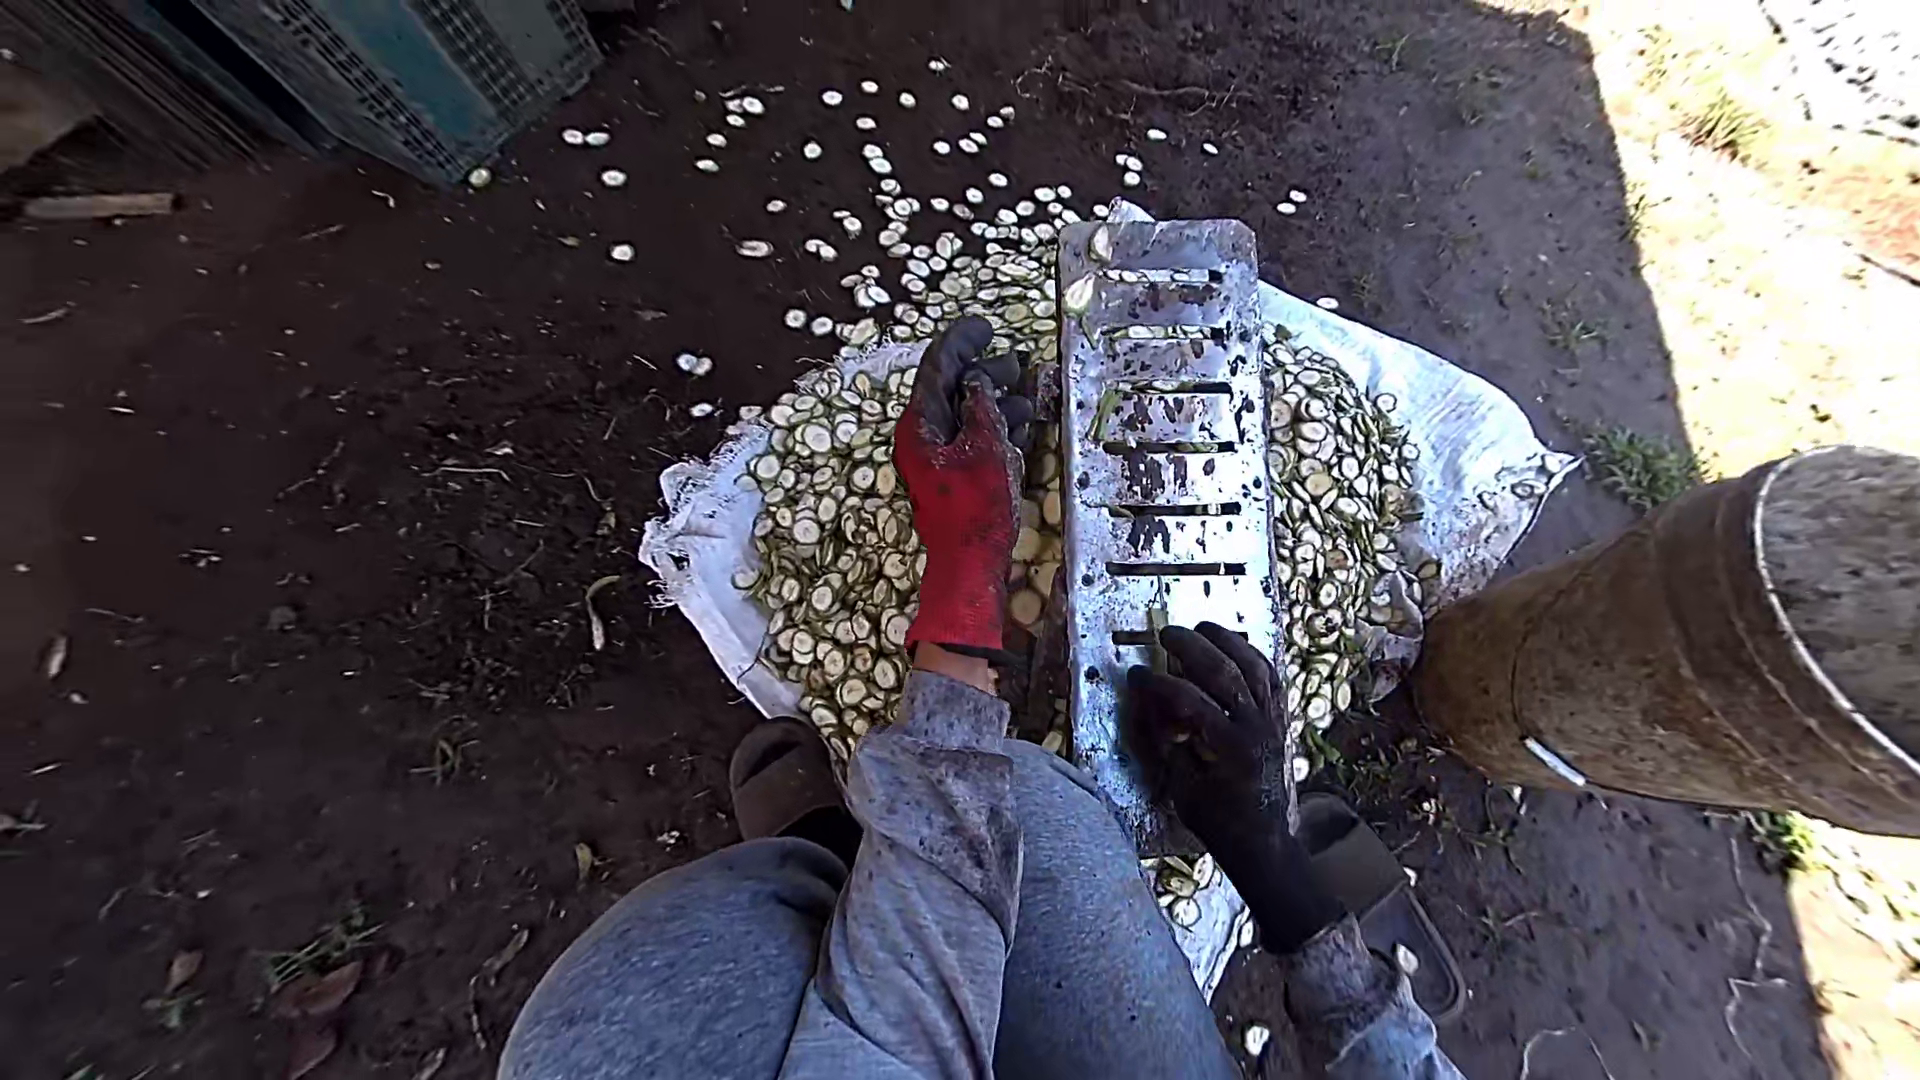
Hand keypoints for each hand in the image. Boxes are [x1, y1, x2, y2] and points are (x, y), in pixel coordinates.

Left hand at [893, 316, 1031, 653]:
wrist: (968, 564)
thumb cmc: (975, 507)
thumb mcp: (985, 448)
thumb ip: (982, 407)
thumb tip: (978, 381)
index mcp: (920, 424)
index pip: (938, 369)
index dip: (962, 342)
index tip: (984, 326)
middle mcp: (923, 437)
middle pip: (954, 391)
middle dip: (987, 374)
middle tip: (1018, 362)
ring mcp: (938, 459)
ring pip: (968, 417)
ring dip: (998, 402)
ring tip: (1031, 389)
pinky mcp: (954, 477)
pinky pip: (974, 441)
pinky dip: (997, 429)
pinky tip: (1023, 420)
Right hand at [1126, 623, 1344, 951]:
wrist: (1265, 844)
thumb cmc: (1220, 822)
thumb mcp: (1182, 788)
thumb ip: (1165, 743)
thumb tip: (1147, 705)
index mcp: (1232, 748)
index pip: (1190, 700)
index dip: (1158, 683)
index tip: (1136, 675)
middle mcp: (1259, 728)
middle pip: (1225, 672)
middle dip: (1191, 647)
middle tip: (1165, 634)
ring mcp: (1274, 721)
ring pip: (1254, 667)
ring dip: (1226, 642)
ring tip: (1201, 628)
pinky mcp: (1281, 720)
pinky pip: (1271, 677)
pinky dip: (1252, 656)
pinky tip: (1235, 645)